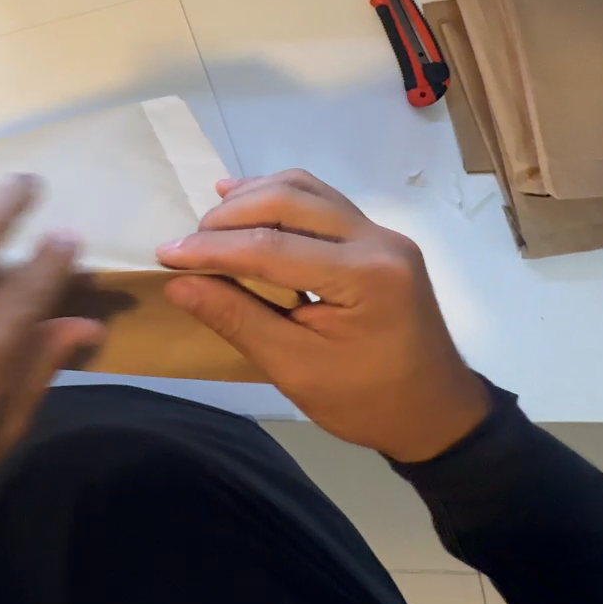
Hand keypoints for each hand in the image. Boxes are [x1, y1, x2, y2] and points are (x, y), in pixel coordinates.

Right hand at [158, 169, 491, 462]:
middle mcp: (377, 241)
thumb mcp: (295, 369)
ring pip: (301, 188)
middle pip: (287, 200)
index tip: (165, 255)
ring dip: (248, 199)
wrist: (437, 415)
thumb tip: (177, 283)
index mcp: (366, 278)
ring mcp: (378, 233)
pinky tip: (240, 201)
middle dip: (227, 218)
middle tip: (189, 245)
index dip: (211, 249)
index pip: (272, 246)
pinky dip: (272, 195)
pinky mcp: (371, 235)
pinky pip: (315, 197)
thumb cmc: (367, 401)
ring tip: (210, 225)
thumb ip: (235, 318)